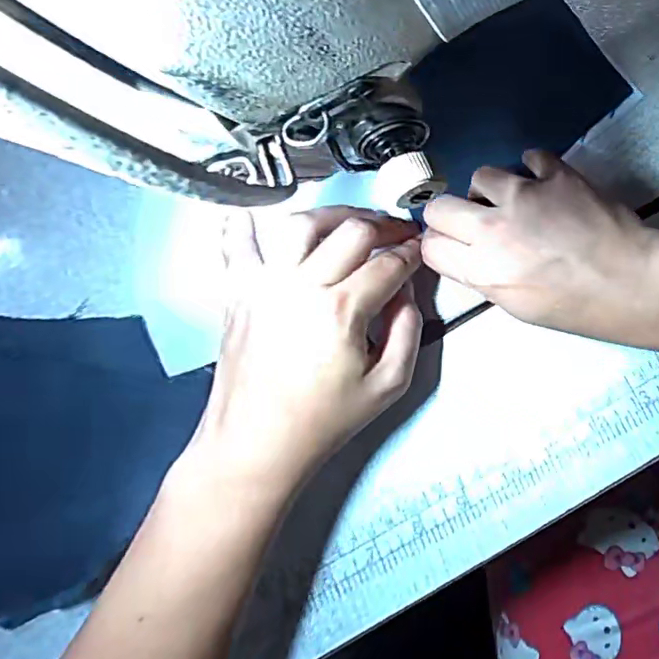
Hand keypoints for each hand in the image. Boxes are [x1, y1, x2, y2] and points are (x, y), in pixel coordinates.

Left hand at [181, 206, 423, 502]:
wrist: (255, 446)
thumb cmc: (322, 420)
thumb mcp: (390, 382)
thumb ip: (409, 328)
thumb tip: (405, 291)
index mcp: (342, 311)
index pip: (389, 263)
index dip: (413, 252)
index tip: (421, 250)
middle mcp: (301, 288)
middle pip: (352, 231)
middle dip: (385, 225)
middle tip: (399, 232)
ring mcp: (265, 287)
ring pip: (303, 224)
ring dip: (335, 215)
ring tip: (353, 222)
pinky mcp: (239, 295)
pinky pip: (237, 247)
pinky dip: (243, 225)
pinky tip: (252, 213)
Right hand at [419, 151, 658, 341]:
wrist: (631, 280)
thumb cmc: (580, 305)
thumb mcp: (520, 307)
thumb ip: (486, 278)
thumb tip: (470, 257)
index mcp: (483, 270)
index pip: (432, 246)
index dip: (444, 244)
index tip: (457, 243)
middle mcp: (494, 229)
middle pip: (440, 207)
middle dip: (454, 213)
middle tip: (481, 220)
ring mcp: (524, 196)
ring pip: (482, 175)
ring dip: (495, 189)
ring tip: (520, 202)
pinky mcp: (556, 175)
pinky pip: (530, 158)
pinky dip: (536, 170)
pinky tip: (550, 185)